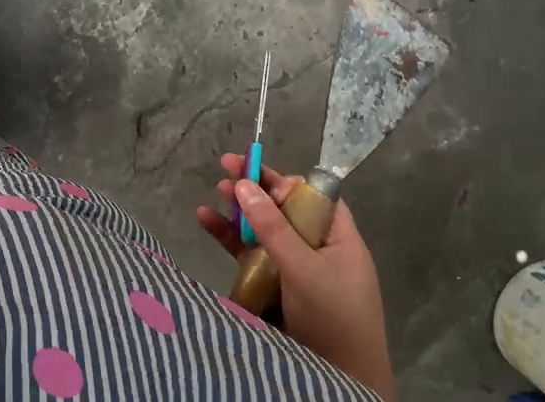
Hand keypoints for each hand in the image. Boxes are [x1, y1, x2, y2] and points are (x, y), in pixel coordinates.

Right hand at [196, 155, 394, 399]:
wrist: (340, 378)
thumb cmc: (332, 316)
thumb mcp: (303, 268)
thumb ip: (271, 226)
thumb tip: (244, 183)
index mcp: (338, 239)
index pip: (312, 196)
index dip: (282, 179)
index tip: (252, 166)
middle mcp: (317, 248)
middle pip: (283, 209)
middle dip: (255, 189)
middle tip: (225, 168)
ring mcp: (294, 266)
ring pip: (263, 229)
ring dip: (239, 210)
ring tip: (216, 191)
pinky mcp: (274, 285)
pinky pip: (248, 253)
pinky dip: (228, 236)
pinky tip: (205, 220)